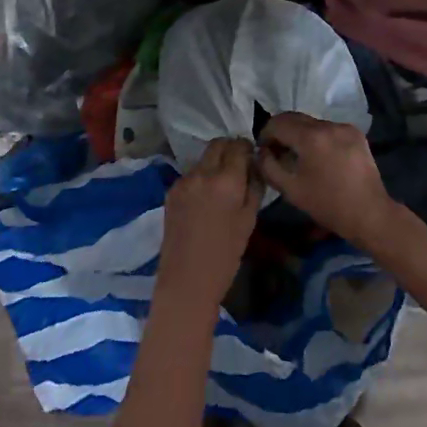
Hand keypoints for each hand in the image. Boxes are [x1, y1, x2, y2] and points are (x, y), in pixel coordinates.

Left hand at [157, 138, 261, 309]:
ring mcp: (183, 181)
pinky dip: (202, 177)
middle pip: (217, 144)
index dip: (248, 148)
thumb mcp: (250, 219)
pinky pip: (191, 174)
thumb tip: (254, 165)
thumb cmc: (226, 255)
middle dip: (230, 148)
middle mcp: (202, 173)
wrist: (186, 281)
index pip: (238, 145)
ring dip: (215, 162)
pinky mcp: (171, 191)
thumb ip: (254, 186)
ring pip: (203, 158)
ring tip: (223, 185)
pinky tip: (206, 198)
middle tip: (240, 165)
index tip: (253, 157)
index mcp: (226, 180)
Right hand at [256, 113, 397, 248]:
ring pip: (312, 122)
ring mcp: (344, 127)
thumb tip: (263, 152)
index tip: (263, 150)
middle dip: (281, 131)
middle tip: (276, 151)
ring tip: (298, 155)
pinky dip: (318, 137)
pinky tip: (319, 156)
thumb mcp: (290, 189)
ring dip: (300, 133)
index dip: (265, 134)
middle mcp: (328, 125)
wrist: (368, 212)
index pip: (278, 123)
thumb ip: (269, 167)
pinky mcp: (356, 133)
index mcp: (311, 137)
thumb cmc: (327, 204)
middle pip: (295, 117)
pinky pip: (329, 128)